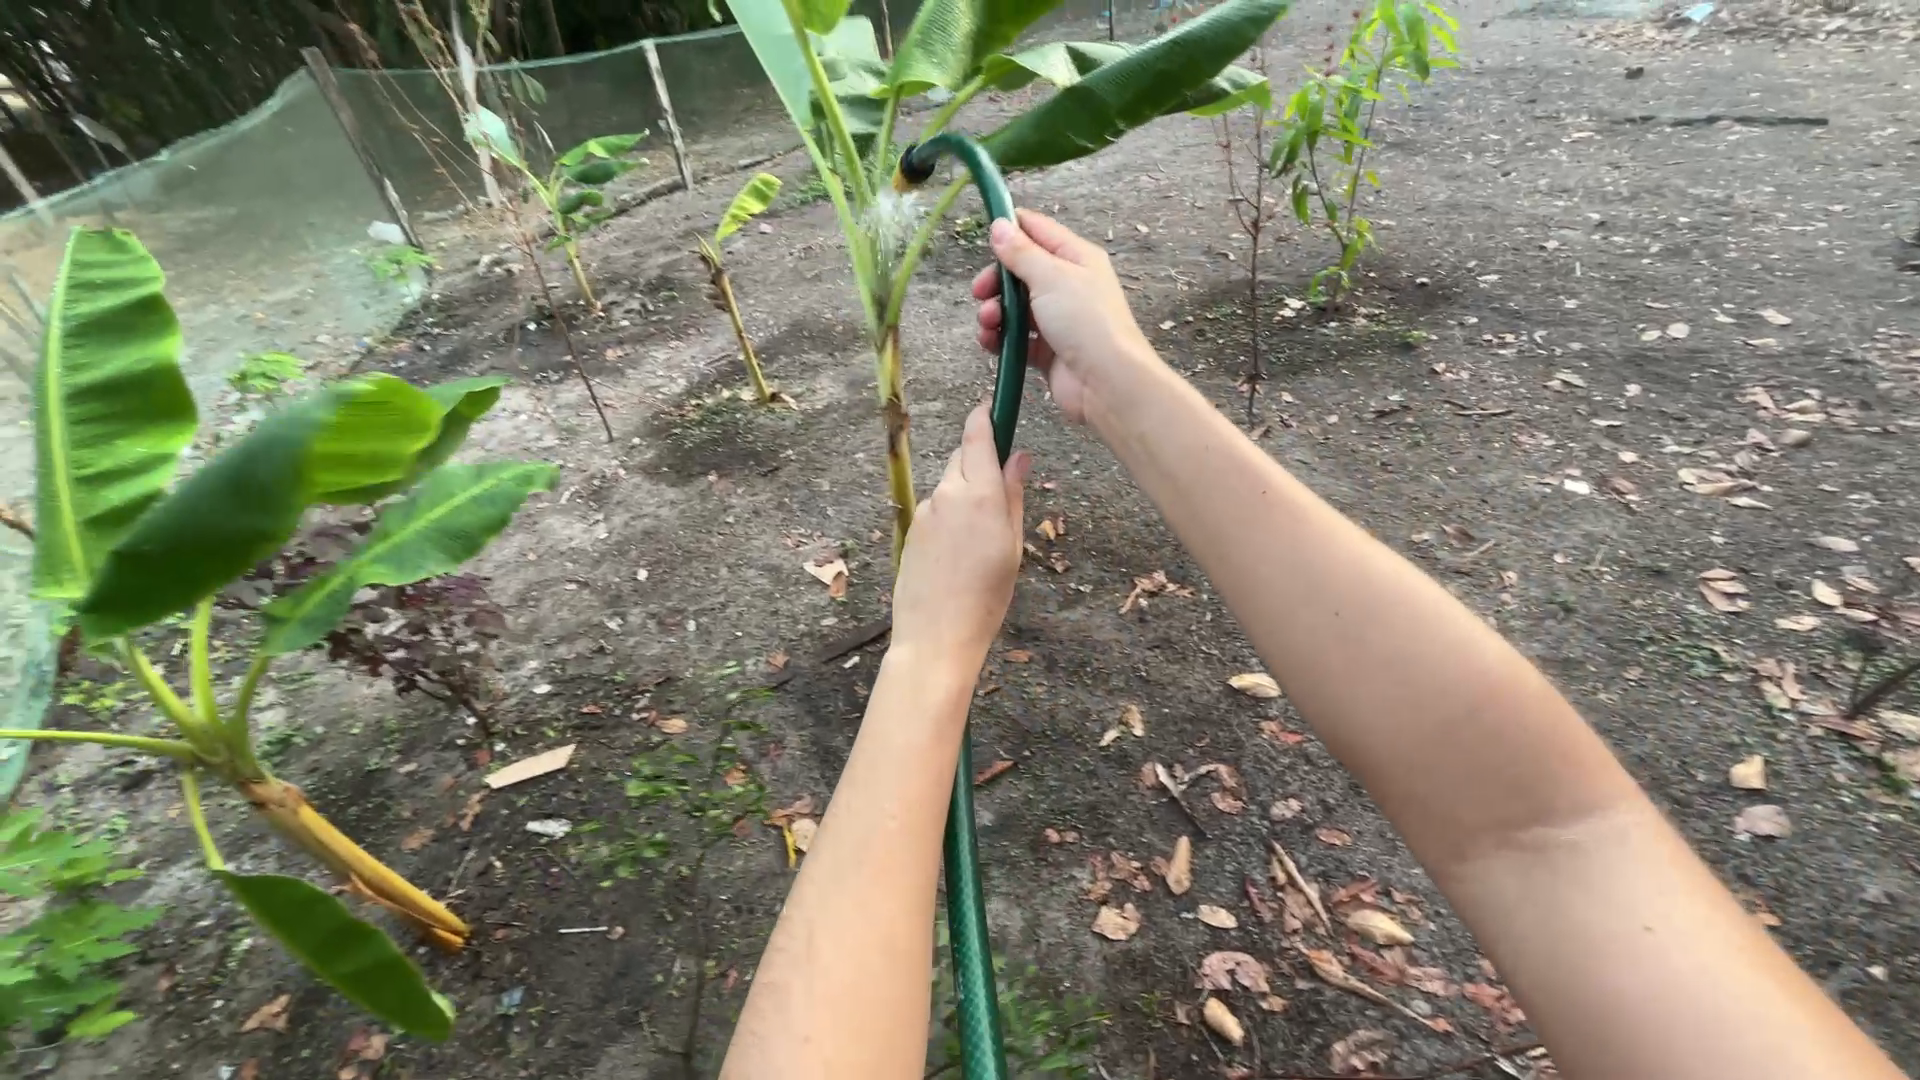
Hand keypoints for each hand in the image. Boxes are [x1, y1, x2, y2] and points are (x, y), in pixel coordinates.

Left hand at [890, 405, 1029, 671]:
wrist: (936, 636)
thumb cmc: (986, 597)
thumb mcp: (1013, 545)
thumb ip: (1013, 495)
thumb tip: (1018, 457)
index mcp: (977, 493)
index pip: (977, 436)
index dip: (984, 416)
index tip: (991, 406)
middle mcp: (946, 494)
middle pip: (962, 458)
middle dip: (978, 461)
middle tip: (999, 490)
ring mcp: (924, 512)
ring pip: (948, 486)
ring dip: (964, 493)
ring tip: (981, 537)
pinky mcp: (911, 530)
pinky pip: (935, 509)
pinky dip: (949, 515)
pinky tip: (959, 551)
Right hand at [972, 209, 1154, 424]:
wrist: (1105, 382)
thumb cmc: (1085, 322)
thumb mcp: (1051, 277)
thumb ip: (1021, 252)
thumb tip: (1000, 225)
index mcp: (1075, 258)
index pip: (1038, 231)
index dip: (1010, 231)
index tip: (985, 237)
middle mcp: (1067, 286)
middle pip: (1020, 273)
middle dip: (996, 281)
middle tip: (980, 292)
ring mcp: (1056, 320)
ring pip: (1015, 308)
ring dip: (994, 312)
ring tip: (988, 322)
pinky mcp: (1046, 351)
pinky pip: (1016, 339)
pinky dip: (1000, 339)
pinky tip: (990, 342)